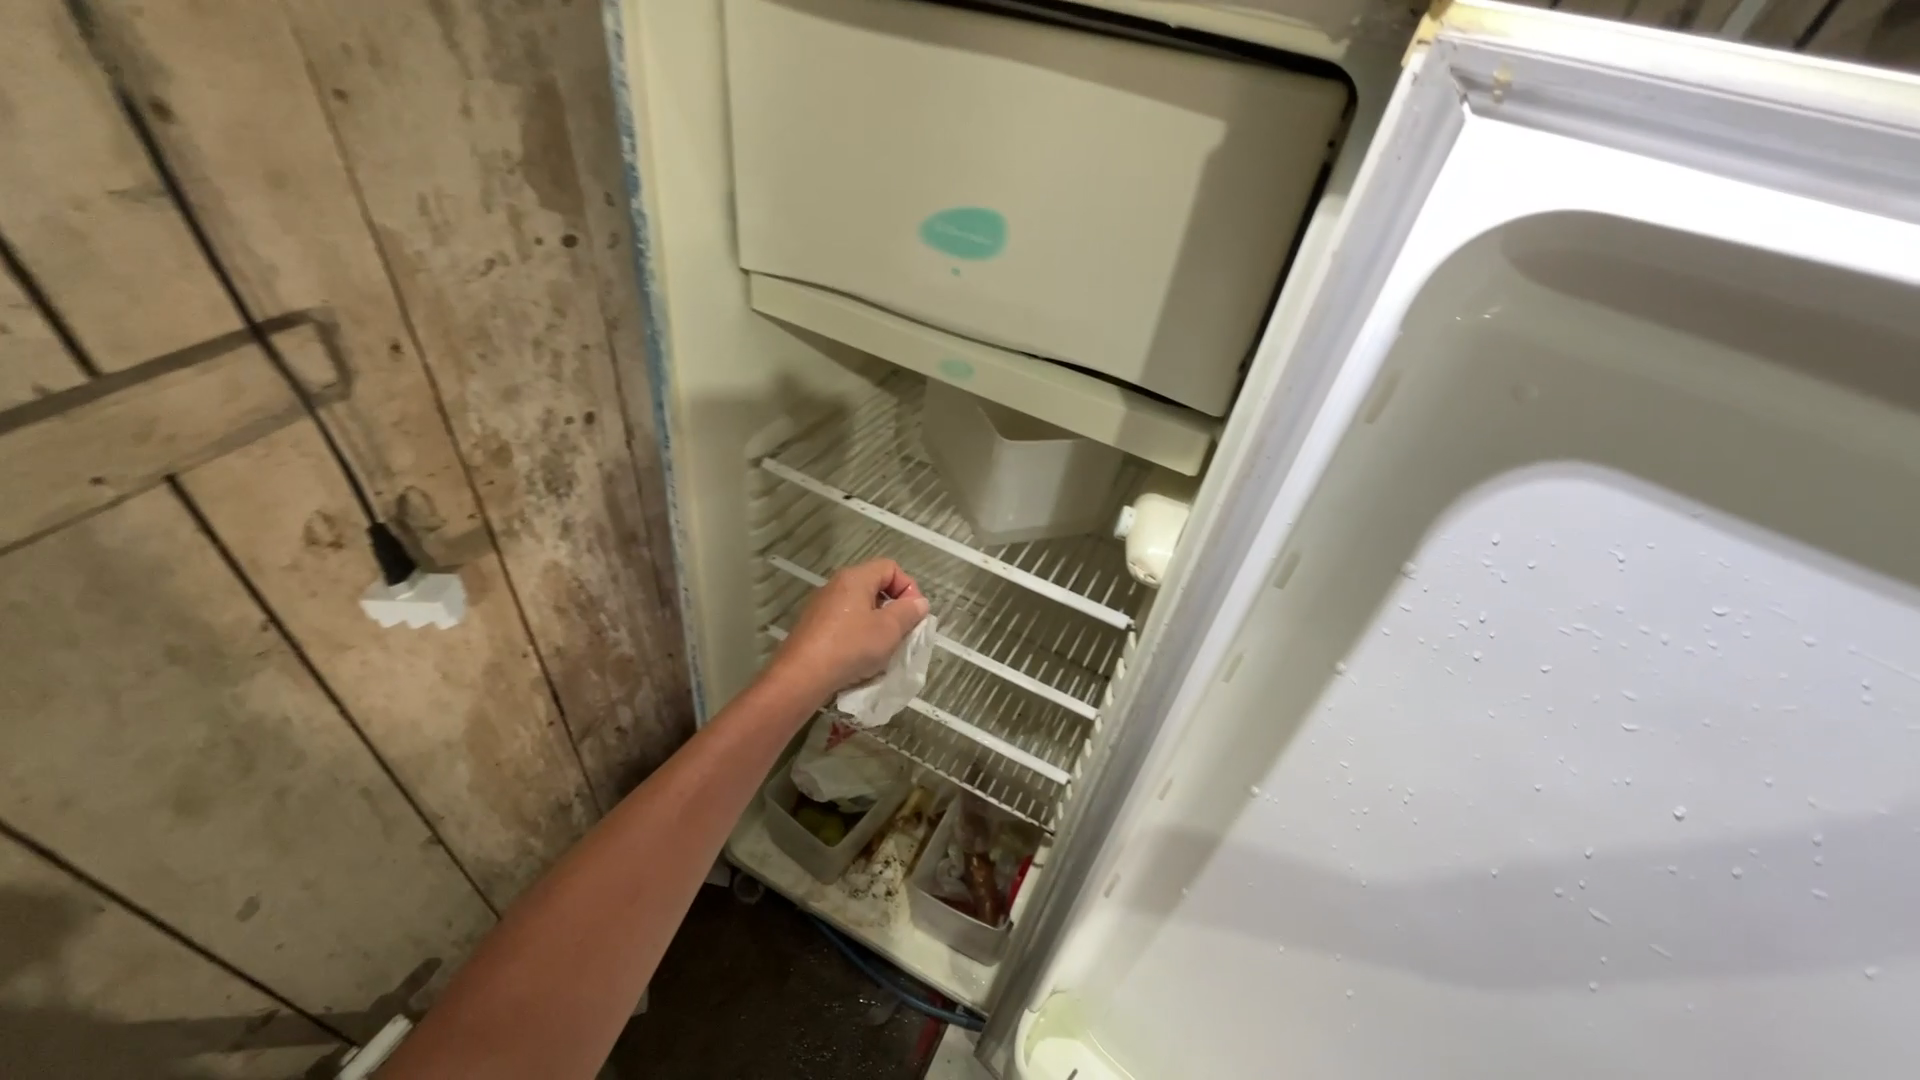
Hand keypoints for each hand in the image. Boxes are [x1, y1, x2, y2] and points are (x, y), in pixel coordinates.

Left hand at [771, 558, 929, 703]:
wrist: (802, 676)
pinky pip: (844, 622)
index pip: (890, 567)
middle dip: (893, 608)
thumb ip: (908, 612)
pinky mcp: (813, 626)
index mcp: (855, 578)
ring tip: (882, 647)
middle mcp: (836, 585)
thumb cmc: (850, 647)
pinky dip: (858, 633)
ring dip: (877, 623)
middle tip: (901, 632)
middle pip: (874, 586)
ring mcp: (821, 606)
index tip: (914, 614)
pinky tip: (860, 655)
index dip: (908, 587)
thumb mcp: (889, 630)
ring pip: (860, 606)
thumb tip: (918, 603)